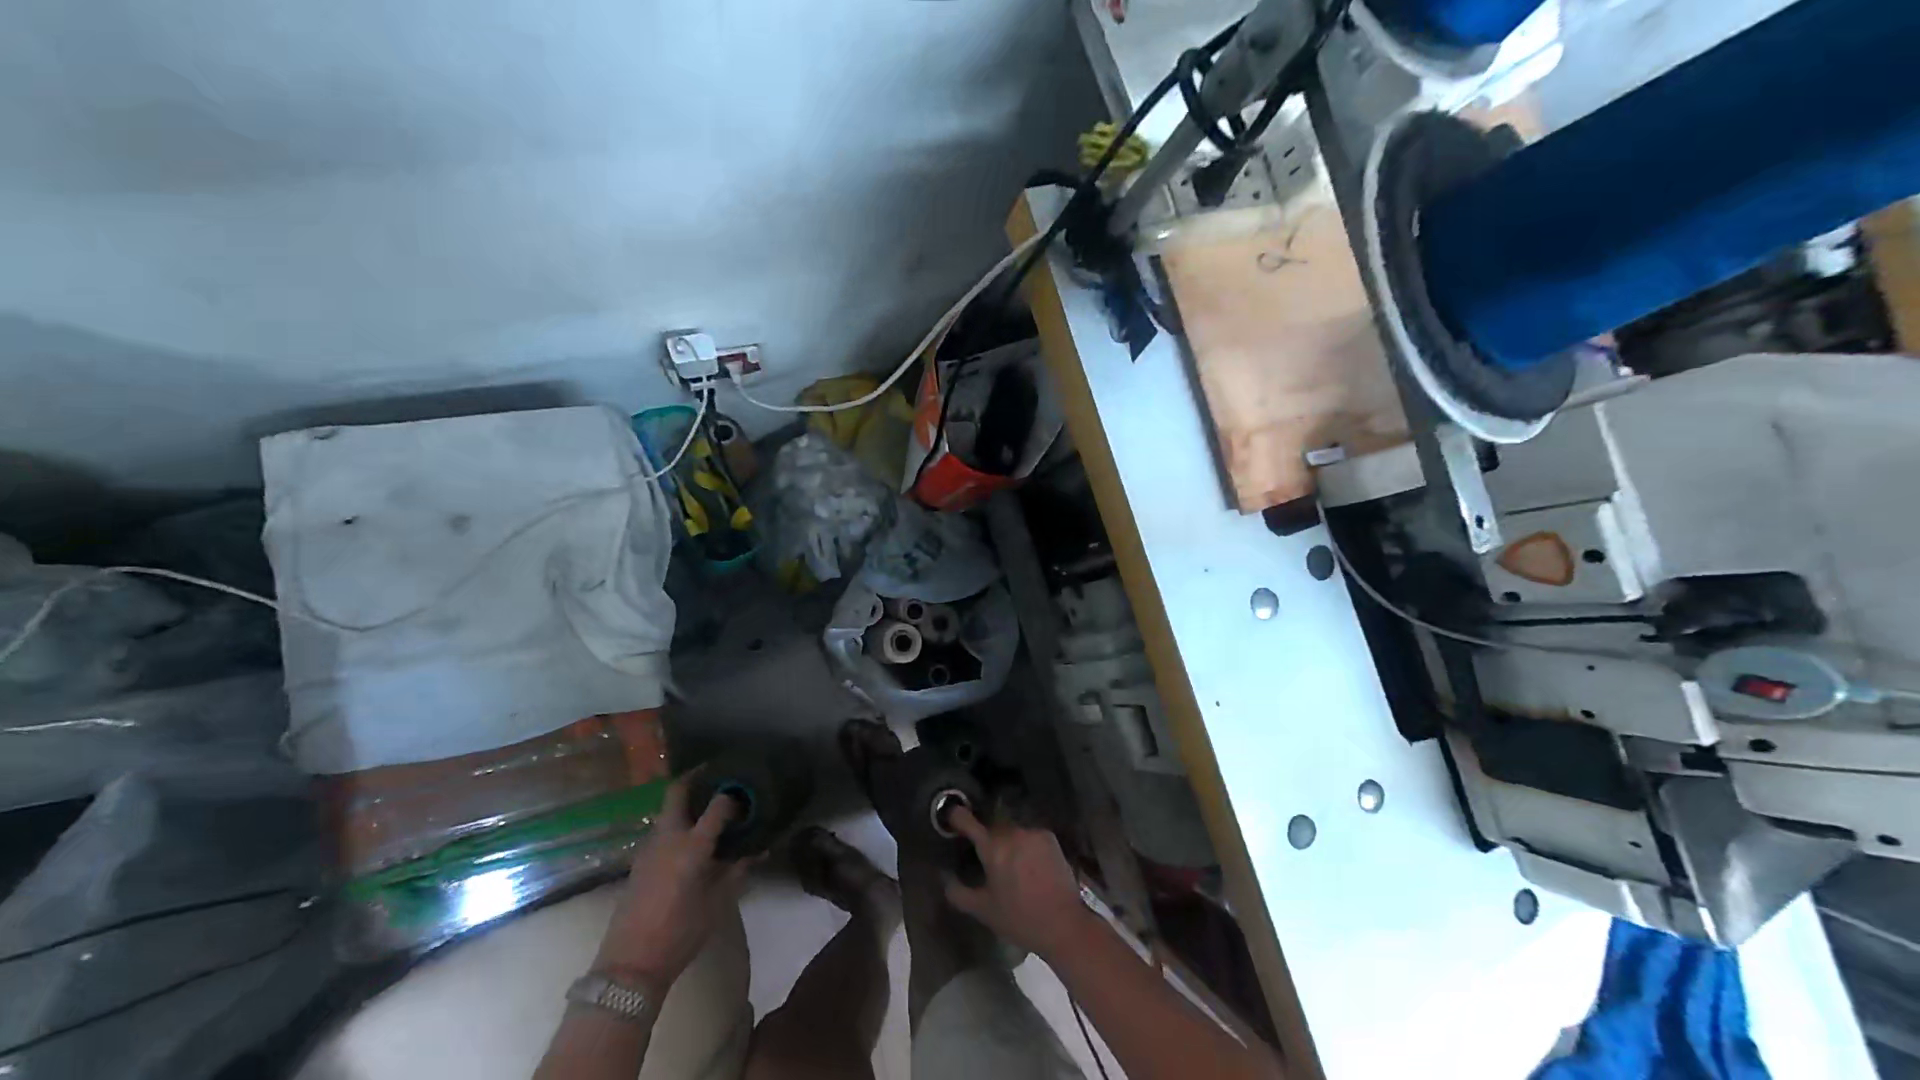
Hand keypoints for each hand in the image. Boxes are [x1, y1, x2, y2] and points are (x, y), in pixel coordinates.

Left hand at [593, 774, 747, 992]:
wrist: (629, 965)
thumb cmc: (681, 933)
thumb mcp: (718, 903)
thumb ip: (739, 871)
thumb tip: (760, 850)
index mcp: (692, 846)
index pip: (718, 806)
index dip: (733, 796)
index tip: (746, 793)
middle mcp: (668, 837)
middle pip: (677, 792)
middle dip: (696, 778)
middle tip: (716, 775)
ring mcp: (648, 848)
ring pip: (666, 810)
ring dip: (685, 801)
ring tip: (707, 805)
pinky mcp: (638, 862)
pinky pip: (660, 830)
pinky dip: (676, 822)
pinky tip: (689, 837)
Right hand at [942, 805, 1092, 957]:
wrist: (1064, 924)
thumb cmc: (1020, 918)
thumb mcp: (983, 910)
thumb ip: (957, 891)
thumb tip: (943, 876)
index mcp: (992, 847)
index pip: (967, 820)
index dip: (956, 816)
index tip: (950, 817)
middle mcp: (1012, 832)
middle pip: (991, 825)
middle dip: (985, 836)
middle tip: (984, 856)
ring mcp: (1033, 832)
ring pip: (1011, 829)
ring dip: (1006, 840)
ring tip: (1009, 862)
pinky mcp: (1050, 837)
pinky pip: (1029, 834)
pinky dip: (1024, 843)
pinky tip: (1028, 863)